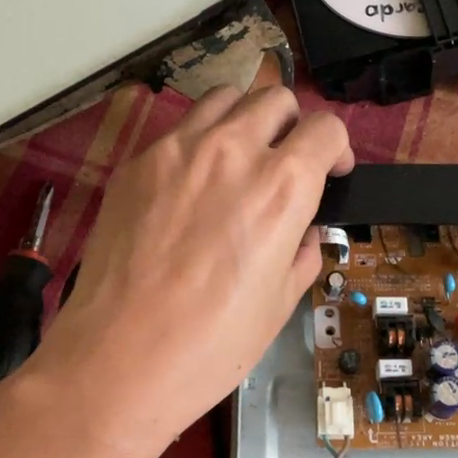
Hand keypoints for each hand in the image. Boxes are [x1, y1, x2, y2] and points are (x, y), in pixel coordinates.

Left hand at [21, 85, 352, 457]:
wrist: (119, 358)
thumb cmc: (208, 343)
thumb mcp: (280, 302)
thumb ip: (302, 251)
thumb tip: (303, 231)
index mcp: (282, 186)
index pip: (326, 128)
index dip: (338, 149)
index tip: (332, 170)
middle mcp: (232, 151)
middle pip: (275, 99)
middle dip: (291, 126)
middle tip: (285, 162)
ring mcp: (177, 150)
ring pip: (224, 99)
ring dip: (243, 120)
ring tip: (238, 160)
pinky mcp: (137, 163)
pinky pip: (178, 131)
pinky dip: (198, 143)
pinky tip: (190, 186)